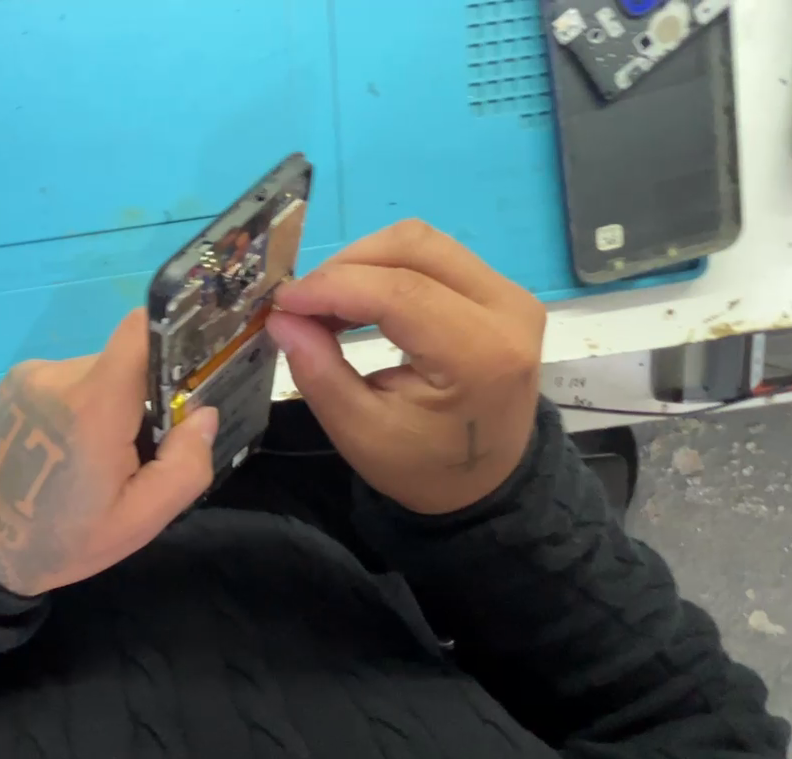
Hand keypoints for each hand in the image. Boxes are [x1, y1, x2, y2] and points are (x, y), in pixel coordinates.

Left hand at [0, 310, 219, 595]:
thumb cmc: (59, 540)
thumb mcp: (138, 522)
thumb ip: (185, 467)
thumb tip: (203, 414)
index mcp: (93, 404)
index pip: (143, 329)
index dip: (177, 337)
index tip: (191, 375)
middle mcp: (59, 375)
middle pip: (125, 363)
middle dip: (143, 400)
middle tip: (137, 454)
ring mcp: (30, 376)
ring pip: (97, 376)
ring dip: (110, 409)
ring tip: (94, 462)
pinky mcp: (13, 385)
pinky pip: (67, 385)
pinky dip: (80, 411)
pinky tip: (65, 453)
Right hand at [265, 220, 545, 514]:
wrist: (484, 482)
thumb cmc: (419, 465)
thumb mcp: (358, 432)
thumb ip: (319, 372)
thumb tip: (280, 318)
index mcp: (479, 354)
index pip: (400, 292)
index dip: (332, 287)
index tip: (281, 302)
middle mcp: (507, 308)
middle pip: (414, 247)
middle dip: (344, 267)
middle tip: (299, 303)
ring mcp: (510, 293)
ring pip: (422, 243)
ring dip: (361, 264)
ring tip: (322, 305)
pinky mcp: (501, 291)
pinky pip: (433, 257)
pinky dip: (382, 271)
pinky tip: (353, 303)